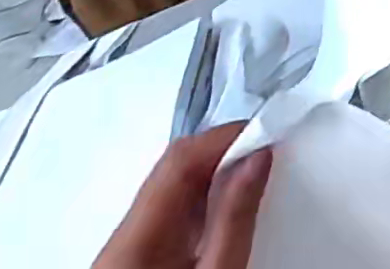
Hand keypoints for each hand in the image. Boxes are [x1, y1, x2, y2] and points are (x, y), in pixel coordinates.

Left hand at [94, 122, 272, 268]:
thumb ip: (235, 218)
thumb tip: (260, 154)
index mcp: (133, 238)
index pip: (179, 160)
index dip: (225, 137)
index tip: (268, 134)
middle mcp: (121, 234)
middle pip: (173, 167)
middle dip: (222, 151)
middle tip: (265, 154)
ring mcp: (124, 246)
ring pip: (171, 185)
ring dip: (214, 172)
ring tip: (252, 176)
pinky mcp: (133, 257)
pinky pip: (169, 209)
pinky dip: (201, 197)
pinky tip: (225, 209)